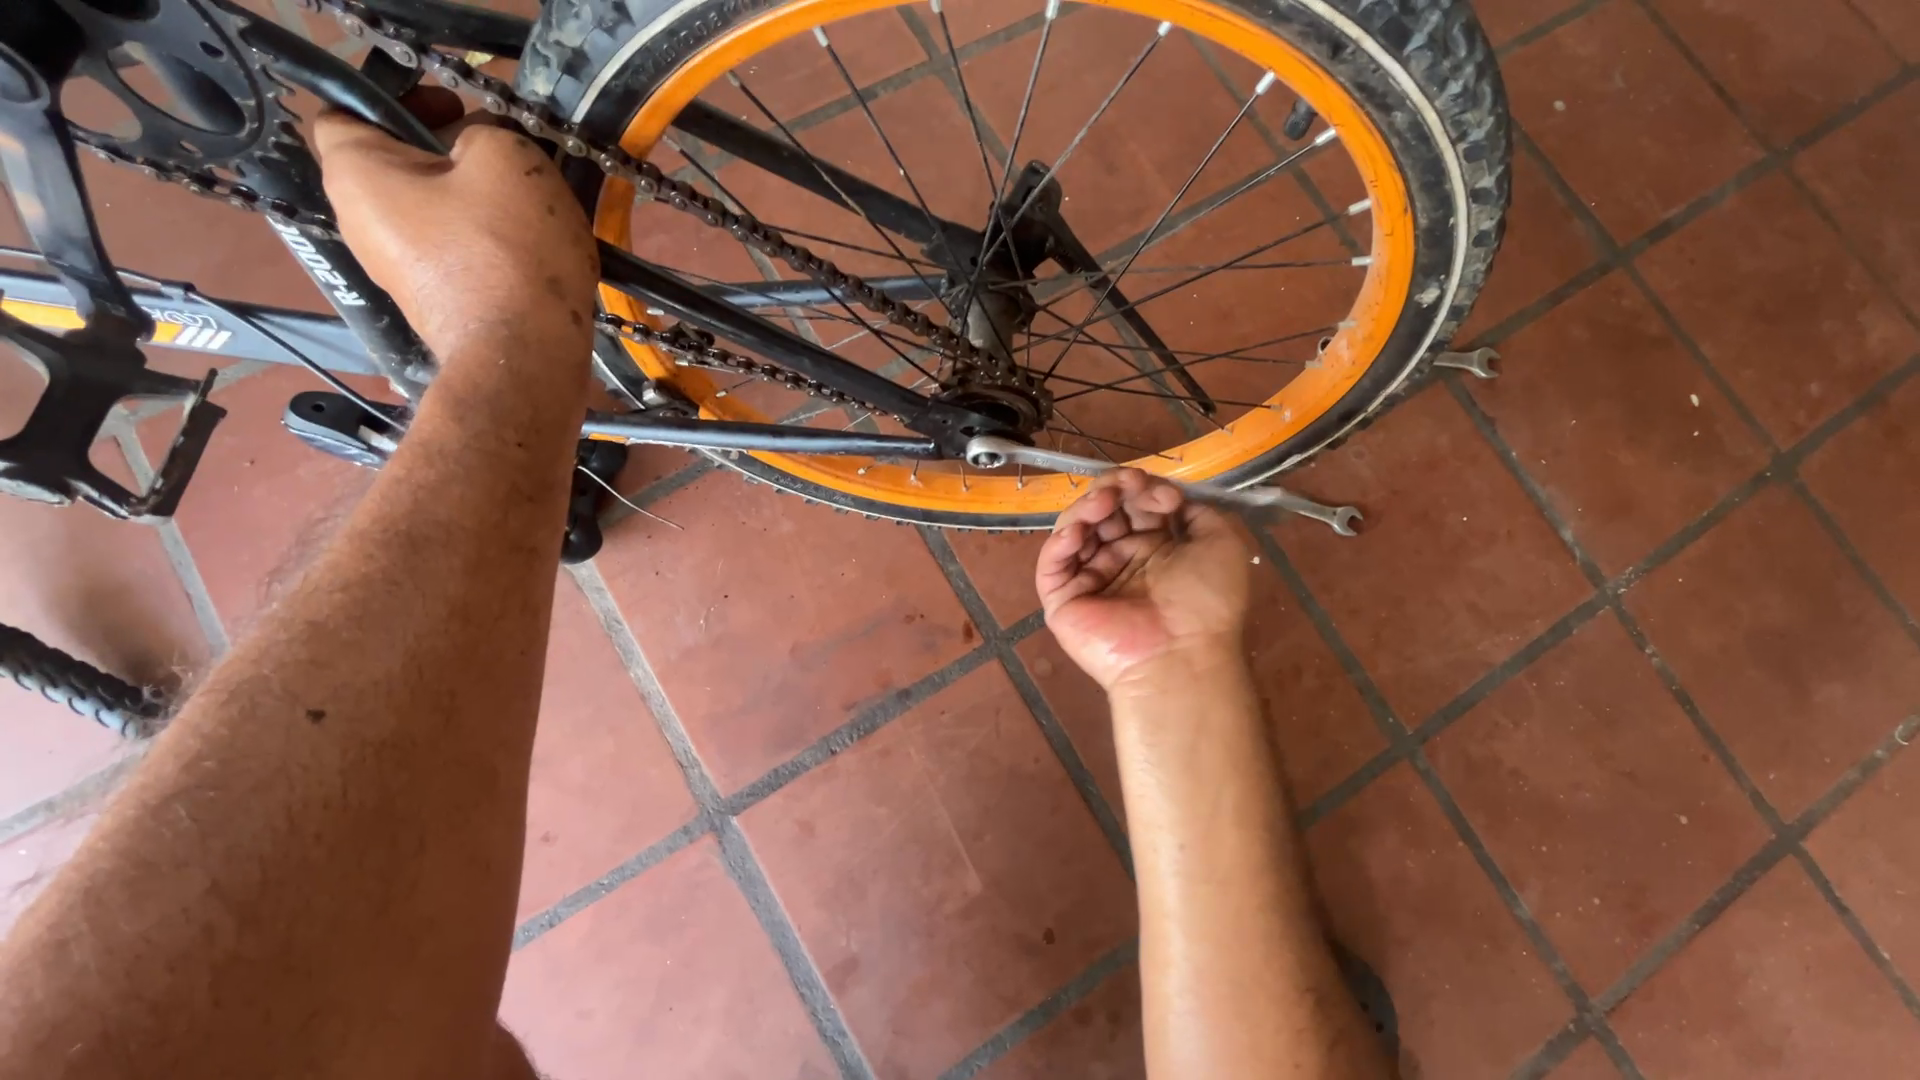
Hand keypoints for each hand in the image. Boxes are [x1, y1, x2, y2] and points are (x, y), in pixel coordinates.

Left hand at [310, 89, 598, 364]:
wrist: (524, 358)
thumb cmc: (508, 251)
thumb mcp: (509, 159)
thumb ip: (488, 132)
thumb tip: (481, 151)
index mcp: (356, 174)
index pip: (348, 111)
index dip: (401, 97)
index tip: (458, 109)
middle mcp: (360, 223)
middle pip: (399, 166)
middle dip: (450, 154)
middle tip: (505, 159)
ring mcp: (398, 273)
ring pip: (434, 214)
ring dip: (477, 203)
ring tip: (529, 208)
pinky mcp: (436, 306)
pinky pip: (456, 257)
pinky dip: (487, 246)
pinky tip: (530, 253)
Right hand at [1035, 469, 1252, 691]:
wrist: (1182, 653)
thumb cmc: (1207, 602)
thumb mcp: (1222, 543)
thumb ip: (1199, 513)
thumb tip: (1175, 497)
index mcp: (1155, 547)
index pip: (1136, 505)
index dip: (1146, 489)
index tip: (1166, 496)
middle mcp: (1120, 559)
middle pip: (1103, 510)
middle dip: (1114, 489)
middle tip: (1128, 484)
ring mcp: (1090, 578)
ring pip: (1075, 528)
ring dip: (1086, 506)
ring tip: (1104, 501)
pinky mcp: (1063, 599)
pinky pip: (1052, 564)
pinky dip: (1059, 540)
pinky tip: (1078, 529)